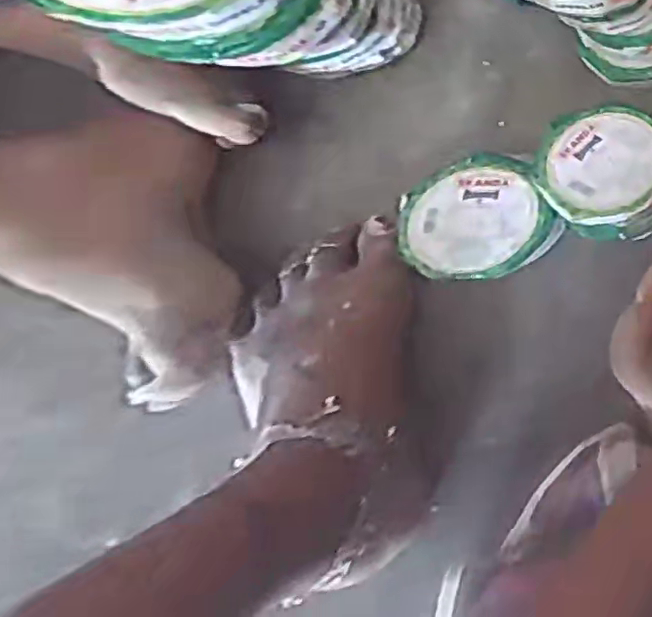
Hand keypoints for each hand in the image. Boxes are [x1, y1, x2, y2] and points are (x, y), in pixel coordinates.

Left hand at [232, 217, 414, 445]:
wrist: (321, 427)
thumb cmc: (385, 378)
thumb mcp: (403, 322)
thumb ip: (394, 285)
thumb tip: (390, 257)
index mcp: (372, 280)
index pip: (377, 237)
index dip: (381, 228)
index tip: (387, 225)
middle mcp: (322, 284)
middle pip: (328, 248)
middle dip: (341, 240)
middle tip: (354, 240)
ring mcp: (278, 311)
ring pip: (288, 272)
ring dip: (304, 267)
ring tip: (315, 270)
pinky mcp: (248, 340)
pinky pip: (258, 308)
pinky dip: (273, 301)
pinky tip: (280, 307)